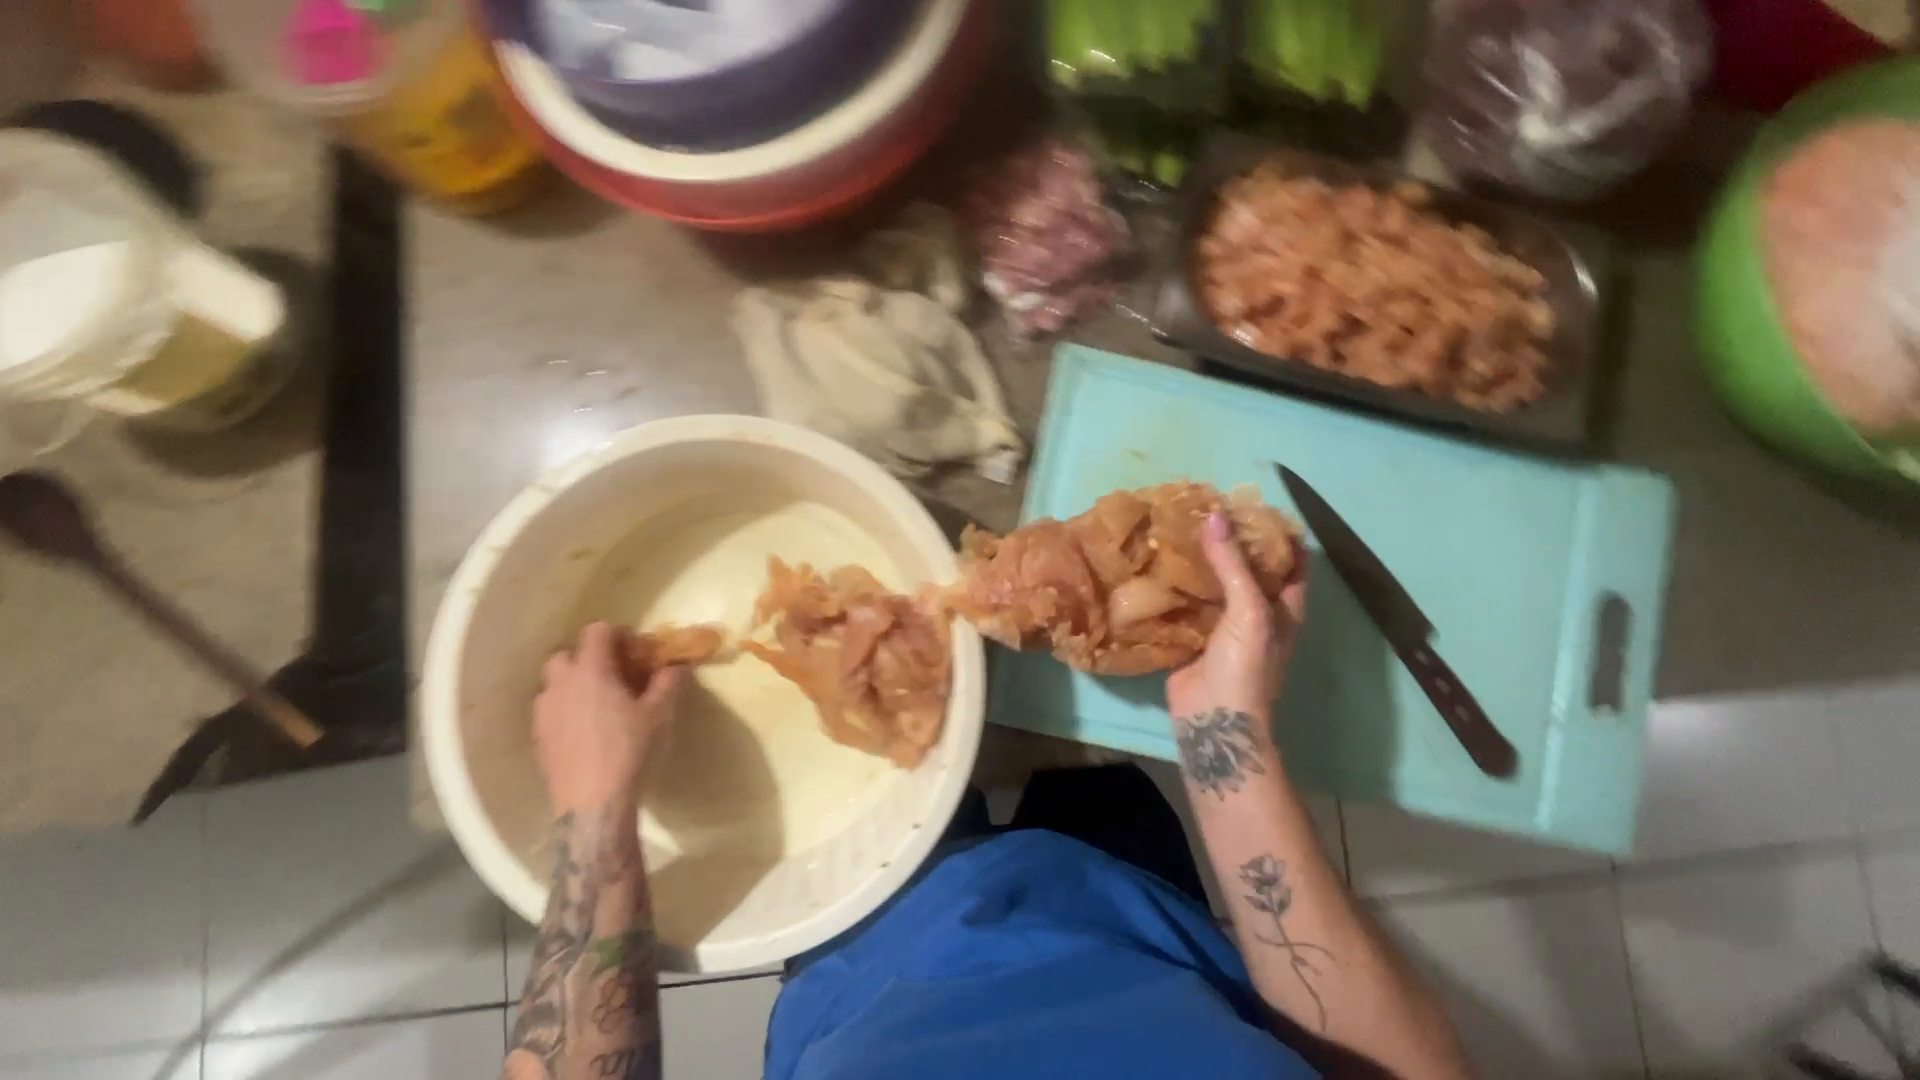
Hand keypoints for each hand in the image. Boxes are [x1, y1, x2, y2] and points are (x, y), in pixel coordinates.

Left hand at [533, 622, 685, 816]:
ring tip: (600, 705)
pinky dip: (566, 710)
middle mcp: (560, 684)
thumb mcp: (661, 713)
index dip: (619, 635)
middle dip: (590, 658)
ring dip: (575, 684)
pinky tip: (587, 731)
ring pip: (555, 683)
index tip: (637, 653)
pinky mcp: (539, 737)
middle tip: (616, 677)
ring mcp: (544, 712)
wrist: (592, 802)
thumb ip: (669, 681)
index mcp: (590, 670)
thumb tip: (677, 664)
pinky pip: (551, 710)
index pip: (597, 631)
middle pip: (567, 654)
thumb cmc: (630, 749)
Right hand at [1166, 512, 1307, 719]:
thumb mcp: (1248, 610)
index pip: (1290, 561)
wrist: (1213, 719)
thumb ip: (1232, 564)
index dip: (1278, 533)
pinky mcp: (1192, 637)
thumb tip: (1214, 515)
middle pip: (1247, 569)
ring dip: (1198, 562)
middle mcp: (1255, 613)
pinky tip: (1155, 564)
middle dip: (1229, 542)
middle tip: (1204, 510)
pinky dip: (1173, 586)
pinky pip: (1184, 604)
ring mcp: (1222, 626)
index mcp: (1283, 607)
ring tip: (1175, 529)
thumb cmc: (1245, 666)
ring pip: (1213, 585)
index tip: (1252, 505)